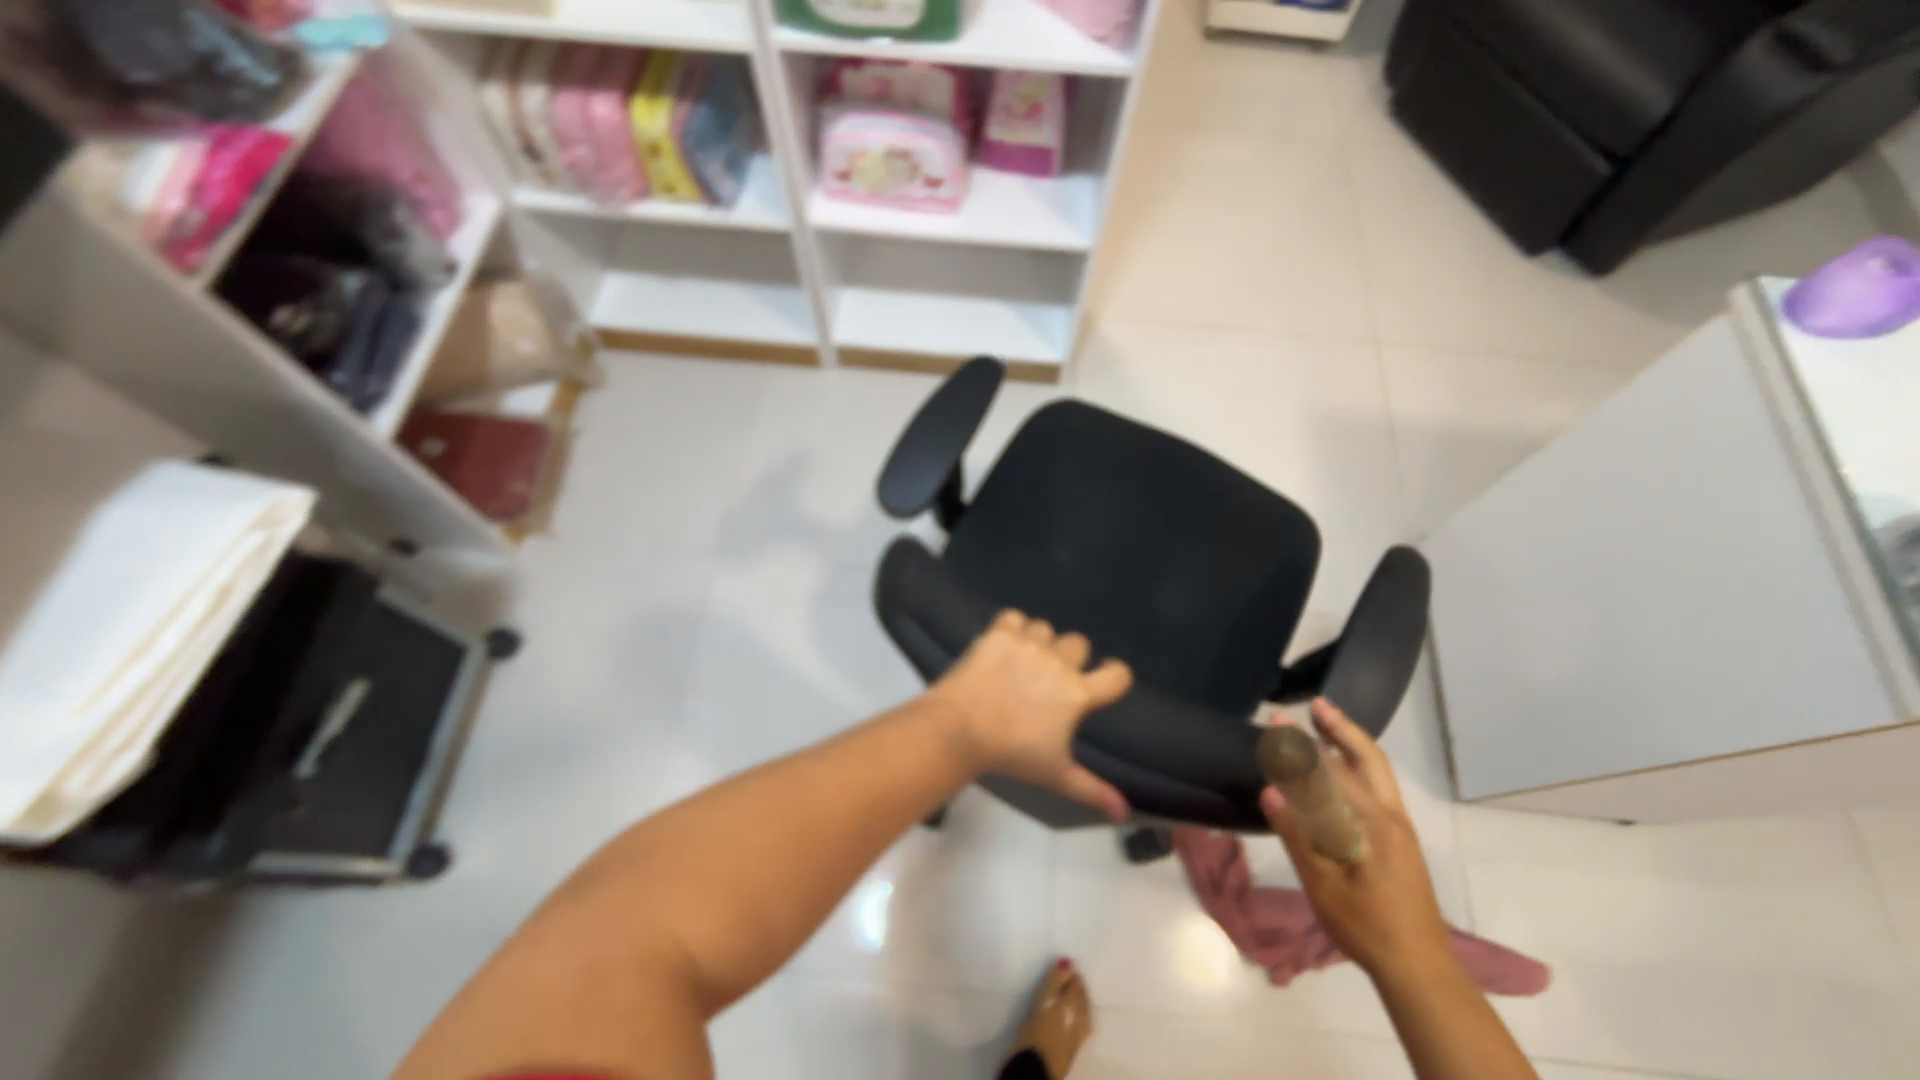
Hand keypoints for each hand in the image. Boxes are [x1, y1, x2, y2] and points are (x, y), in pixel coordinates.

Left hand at [927, 610, 1132, 821]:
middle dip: (1069, 657)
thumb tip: (1125, 814)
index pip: (1117, 675)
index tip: (1103, 683)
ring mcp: (1027, 644)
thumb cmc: (1011, 753)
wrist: (958, 729)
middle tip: (1049, 678)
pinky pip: (1014, 618)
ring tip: (1022, 663)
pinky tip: (1003, 647)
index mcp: (1076, 694)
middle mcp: (1057, 662)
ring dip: (1039, 642)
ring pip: (1045, 629)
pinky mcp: (998, 633)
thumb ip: (1092, 790)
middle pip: (1079, 643)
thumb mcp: (1054, 775)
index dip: (1115, 677)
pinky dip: (1011, 629)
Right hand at [1261, 699, 1453, 983]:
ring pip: (1377, 772)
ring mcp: (1399, 828)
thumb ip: (1298, 836)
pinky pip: (1377, 789)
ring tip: (1325, 725)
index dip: (1302, 744)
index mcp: (1372, 824)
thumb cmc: (1367, 927)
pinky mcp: (1399, 840)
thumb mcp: (1324, 886)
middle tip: (1316, 705)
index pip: (1331, 771)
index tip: (1277, 721)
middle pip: (1368, 758)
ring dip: (1351, 744)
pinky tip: (1341, 771)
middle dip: (1341, 728)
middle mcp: (1391, 816)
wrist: (1418, 966)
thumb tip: (1271, 792)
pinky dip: (1358, 767)